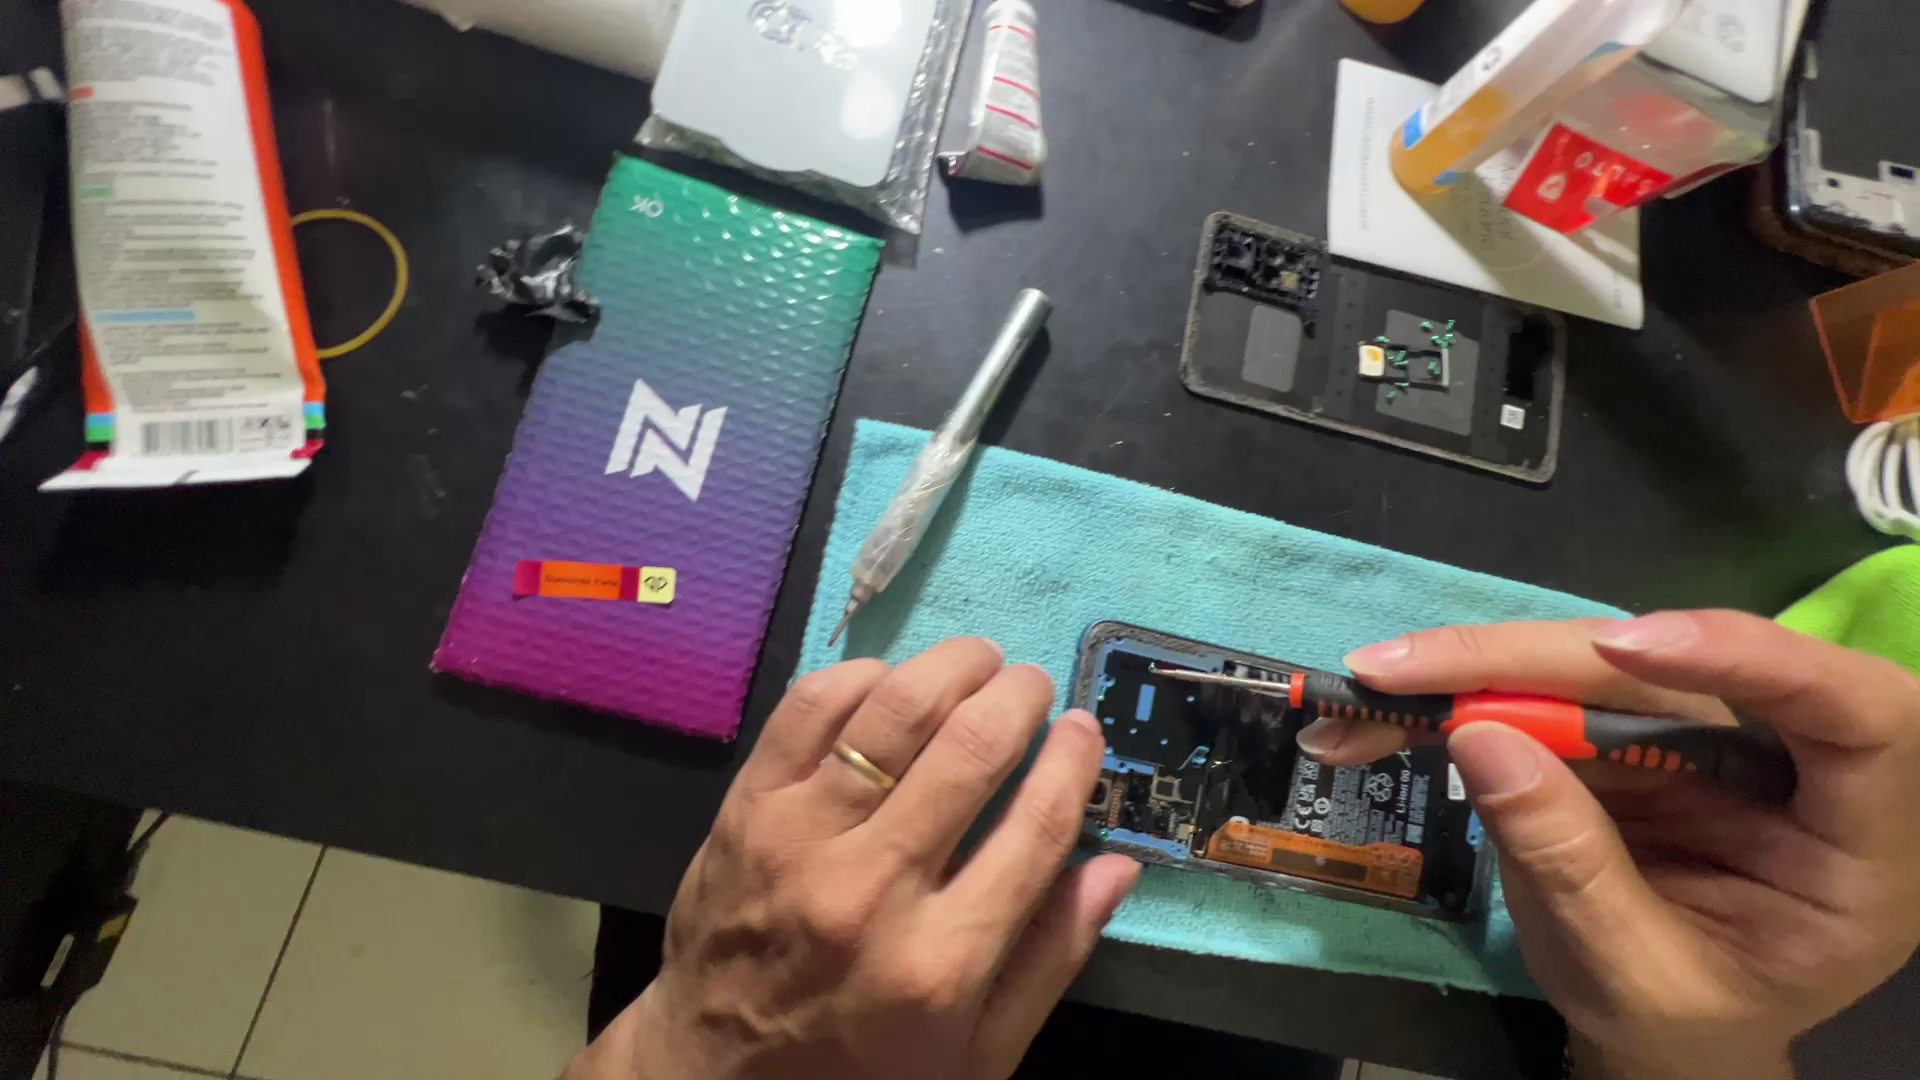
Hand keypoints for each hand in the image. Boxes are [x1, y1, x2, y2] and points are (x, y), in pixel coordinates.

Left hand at [565, 638, 1140, 1079]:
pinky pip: (810, 706)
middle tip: (1030, 684)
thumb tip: (1118, 862)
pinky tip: (891, 682)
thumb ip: (1052, 955)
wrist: (708, 1074)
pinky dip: (862, 675)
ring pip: (893, 711)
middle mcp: (872, 888)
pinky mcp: (747, 804)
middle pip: (969, 749)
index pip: (1036, 826)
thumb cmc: (860, 1067)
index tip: (1082, 725)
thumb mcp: (977, 1053)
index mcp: (943, 962)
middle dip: (1017, 695)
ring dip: (951, 666)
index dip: (1073, 760)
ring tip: (977, 660)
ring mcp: (800, 836)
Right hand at [1302, 612, 1919, 1079]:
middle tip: (1393, 669)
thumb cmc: (1677, 1017)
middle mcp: (1758, 761)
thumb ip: (1568, 861)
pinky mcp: (1594, 733)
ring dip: (1446, 677)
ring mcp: (1667, 739)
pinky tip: (1364, 721)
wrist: (1649, 1024)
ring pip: (1559, 668)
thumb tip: (1478, 735)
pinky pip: (1509, 696)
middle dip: (1510, 661)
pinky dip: (1430, 705)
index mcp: (1843, 840)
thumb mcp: (1631, 968)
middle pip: (1647, 671)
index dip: (1747, 659)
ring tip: (1355, 701)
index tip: (1617, 648)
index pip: (1854, 715)